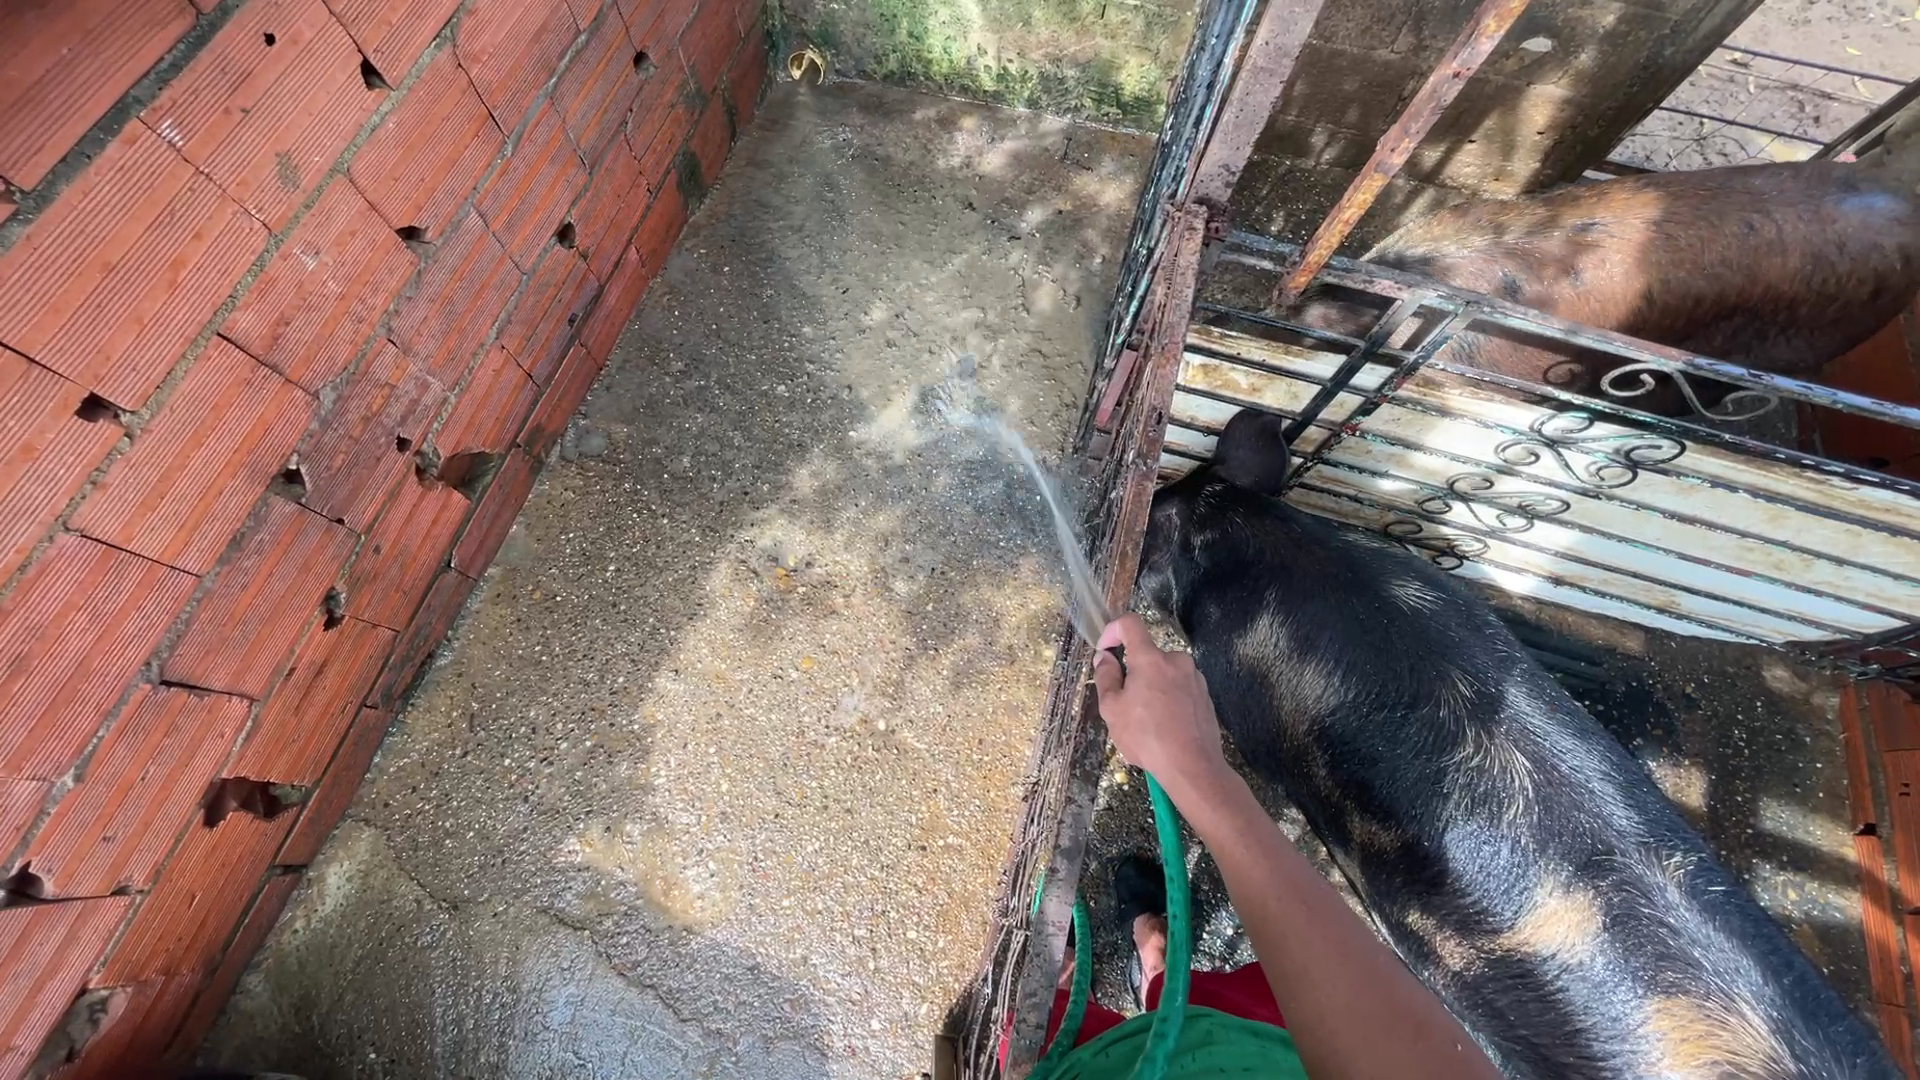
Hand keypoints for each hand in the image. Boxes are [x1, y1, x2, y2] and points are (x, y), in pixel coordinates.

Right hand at [1092, 614, 1230, 796]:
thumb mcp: (1112, 709)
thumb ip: (1106, 676)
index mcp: (1151, 659)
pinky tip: (1164, 726)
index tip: (1105, 650)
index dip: (1112, 630)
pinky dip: (1168, 699)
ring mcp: (1194, 677)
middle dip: (1133, 673)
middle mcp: (1176, 661)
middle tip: (1125, 703)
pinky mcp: (1205, 695)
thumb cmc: (1147, 737)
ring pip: (1163, 673)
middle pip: (1147, 655)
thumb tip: (1105, 657)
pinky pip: (1179, 688)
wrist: (1193, 767)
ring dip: (1151, 687)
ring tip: (1146, 720)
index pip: (1130, 623)